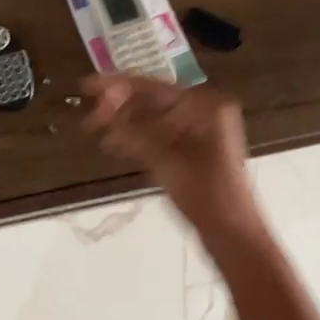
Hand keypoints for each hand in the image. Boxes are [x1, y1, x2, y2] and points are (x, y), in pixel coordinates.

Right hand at [82, 74, 250, 220]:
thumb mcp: (165, 158)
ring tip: (95, 130)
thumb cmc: (205, 194)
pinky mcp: (192, 149)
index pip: (153, 87)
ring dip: (123, 123)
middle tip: (89, 116)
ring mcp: (199, 130)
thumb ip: (133, 128)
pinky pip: (157, 134)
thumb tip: (104, 102)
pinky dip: (136, 137)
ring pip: (151, 118)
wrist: (232, 233)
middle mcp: (204, 111)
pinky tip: (113, 144)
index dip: (118, 86)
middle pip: (151, 101)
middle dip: (118, 107)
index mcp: (205, 105)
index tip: (87, 86)